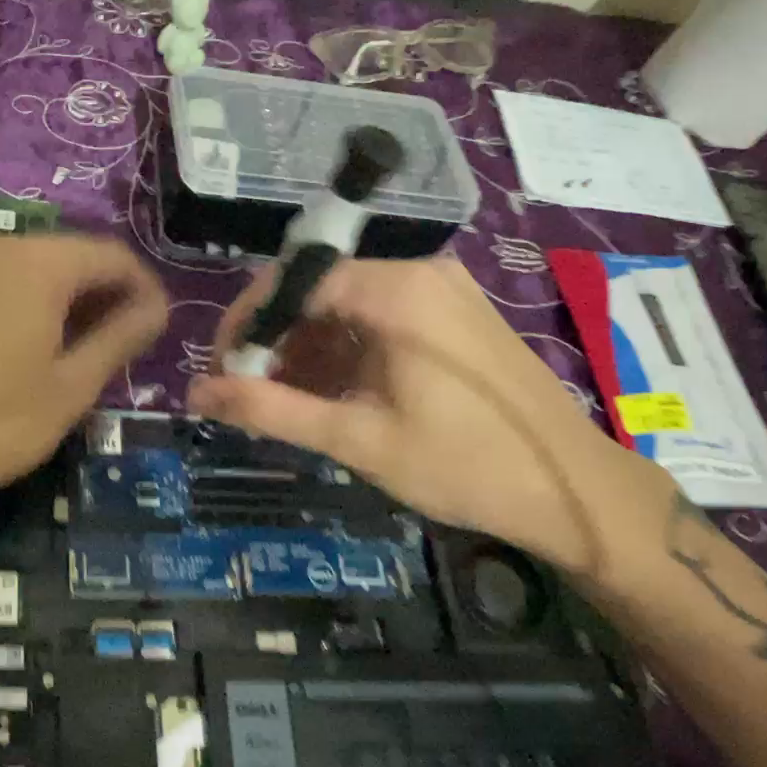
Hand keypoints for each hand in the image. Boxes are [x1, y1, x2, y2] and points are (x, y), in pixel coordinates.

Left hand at [0, 236, 168, 518]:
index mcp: (43, 262)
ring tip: (92, 364)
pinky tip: (47, 358)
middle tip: (128, 357)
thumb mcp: (70, 387)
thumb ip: (120, 340)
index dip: (148, 294)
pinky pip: (17, 290)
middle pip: (81, 260)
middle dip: (113, 301)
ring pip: (48, 276)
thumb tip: (158, 310)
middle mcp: (8, 249)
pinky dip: (45, 315)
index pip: (117, 257)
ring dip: (79, 311)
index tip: (161, 337)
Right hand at [189, 255, 662, 569]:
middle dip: (273, 342)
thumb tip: (194, 393)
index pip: (293, 280)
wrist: (571, 491)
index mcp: (397, 292)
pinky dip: (343, 355)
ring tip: (283, 406)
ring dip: (305, 352)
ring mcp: (442, 295)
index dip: (245, 323)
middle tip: (247, 396)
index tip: (219, 372)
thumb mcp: (356, 438)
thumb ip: (270, 409)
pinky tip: (329, 399)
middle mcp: (420, 275)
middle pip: (317, 290)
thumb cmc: (462, 465)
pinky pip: (378, 322)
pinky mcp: (454, 320)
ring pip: (345, 308)